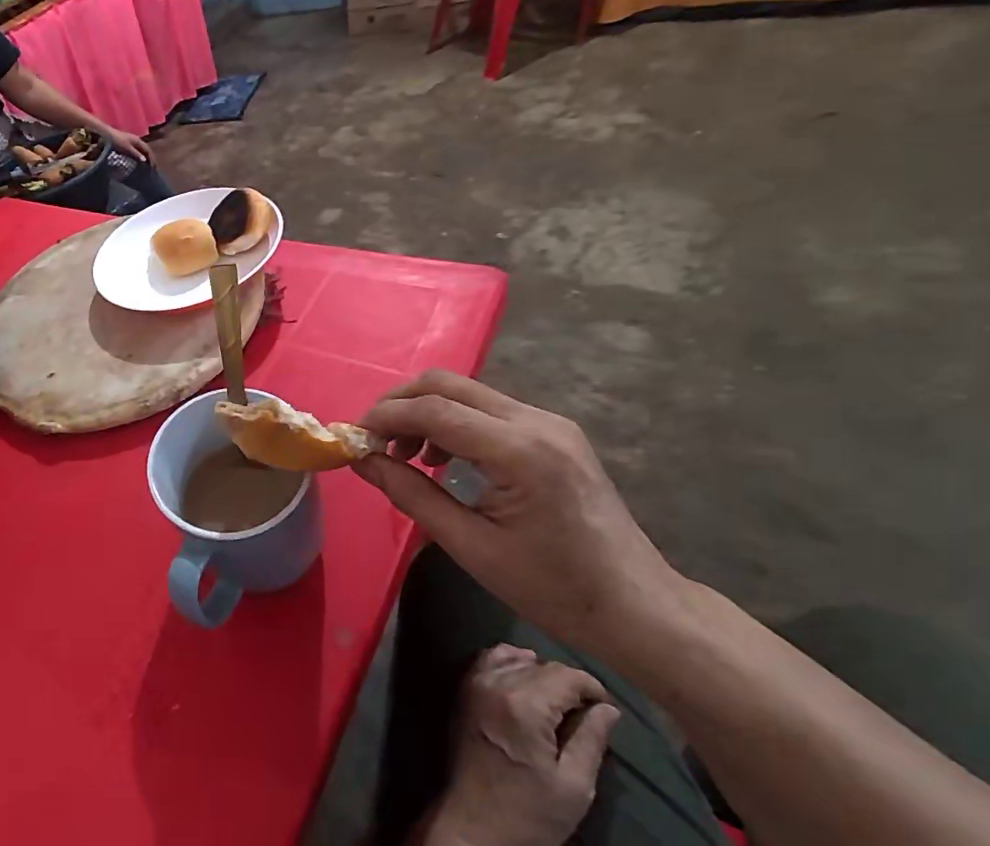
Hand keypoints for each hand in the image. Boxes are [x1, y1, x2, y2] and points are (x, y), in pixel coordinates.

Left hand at [99, 125, 153, 162]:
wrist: (107, 134)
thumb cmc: (117, 141)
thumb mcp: (127, 148)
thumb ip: (136, 154)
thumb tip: (145, 160)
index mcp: (138, 141)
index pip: (148, 150)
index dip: (152, 158)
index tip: (153, 167)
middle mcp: (137, 140)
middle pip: (146, 150)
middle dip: (150, 158)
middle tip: (151, 167)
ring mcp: (132, 140)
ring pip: (142, 149)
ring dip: (145, 157)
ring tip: (146, 165)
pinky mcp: (127, 142)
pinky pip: (137, 149)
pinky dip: (139, 155)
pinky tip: (137, 160)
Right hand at [355, 371, 683, 654]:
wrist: (635, 605)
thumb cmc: (552, 588)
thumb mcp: (471, 547)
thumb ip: (412, 495)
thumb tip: (363, 461)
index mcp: (519, 451)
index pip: (435, 409)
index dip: (385, 416)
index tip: (354, 438)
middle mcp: (536, 421)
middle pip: (449, 383)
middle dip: (401, 403)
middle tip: (373, 440)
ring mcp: (550, 422)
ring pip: (469, 392)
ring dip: (427, 412)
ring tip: (407, 457)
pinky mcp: (556, 432)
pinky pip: (491, 410)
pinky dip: (455, 422)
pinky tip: (445, 459)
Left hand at [427, 647, 618, 845]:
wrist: (472, 828)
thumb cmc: (527, 814)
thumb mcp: (573, 787)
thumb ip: (591, 740)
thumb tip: (608, 708)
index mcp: (525, 705)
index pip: (566, 676)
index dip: (591, 687)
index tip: (605, 707)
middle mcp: (497, 683)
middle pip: (542, 666)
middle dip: (568, 683)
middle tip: (585, 711)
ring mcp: (475, 683)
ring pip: (517, 659)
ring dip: (540, 672)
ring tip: (556, 700)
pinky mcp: (463, 690)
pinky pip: (489, 660)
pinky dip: (509, 662)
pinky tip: (524, 679)